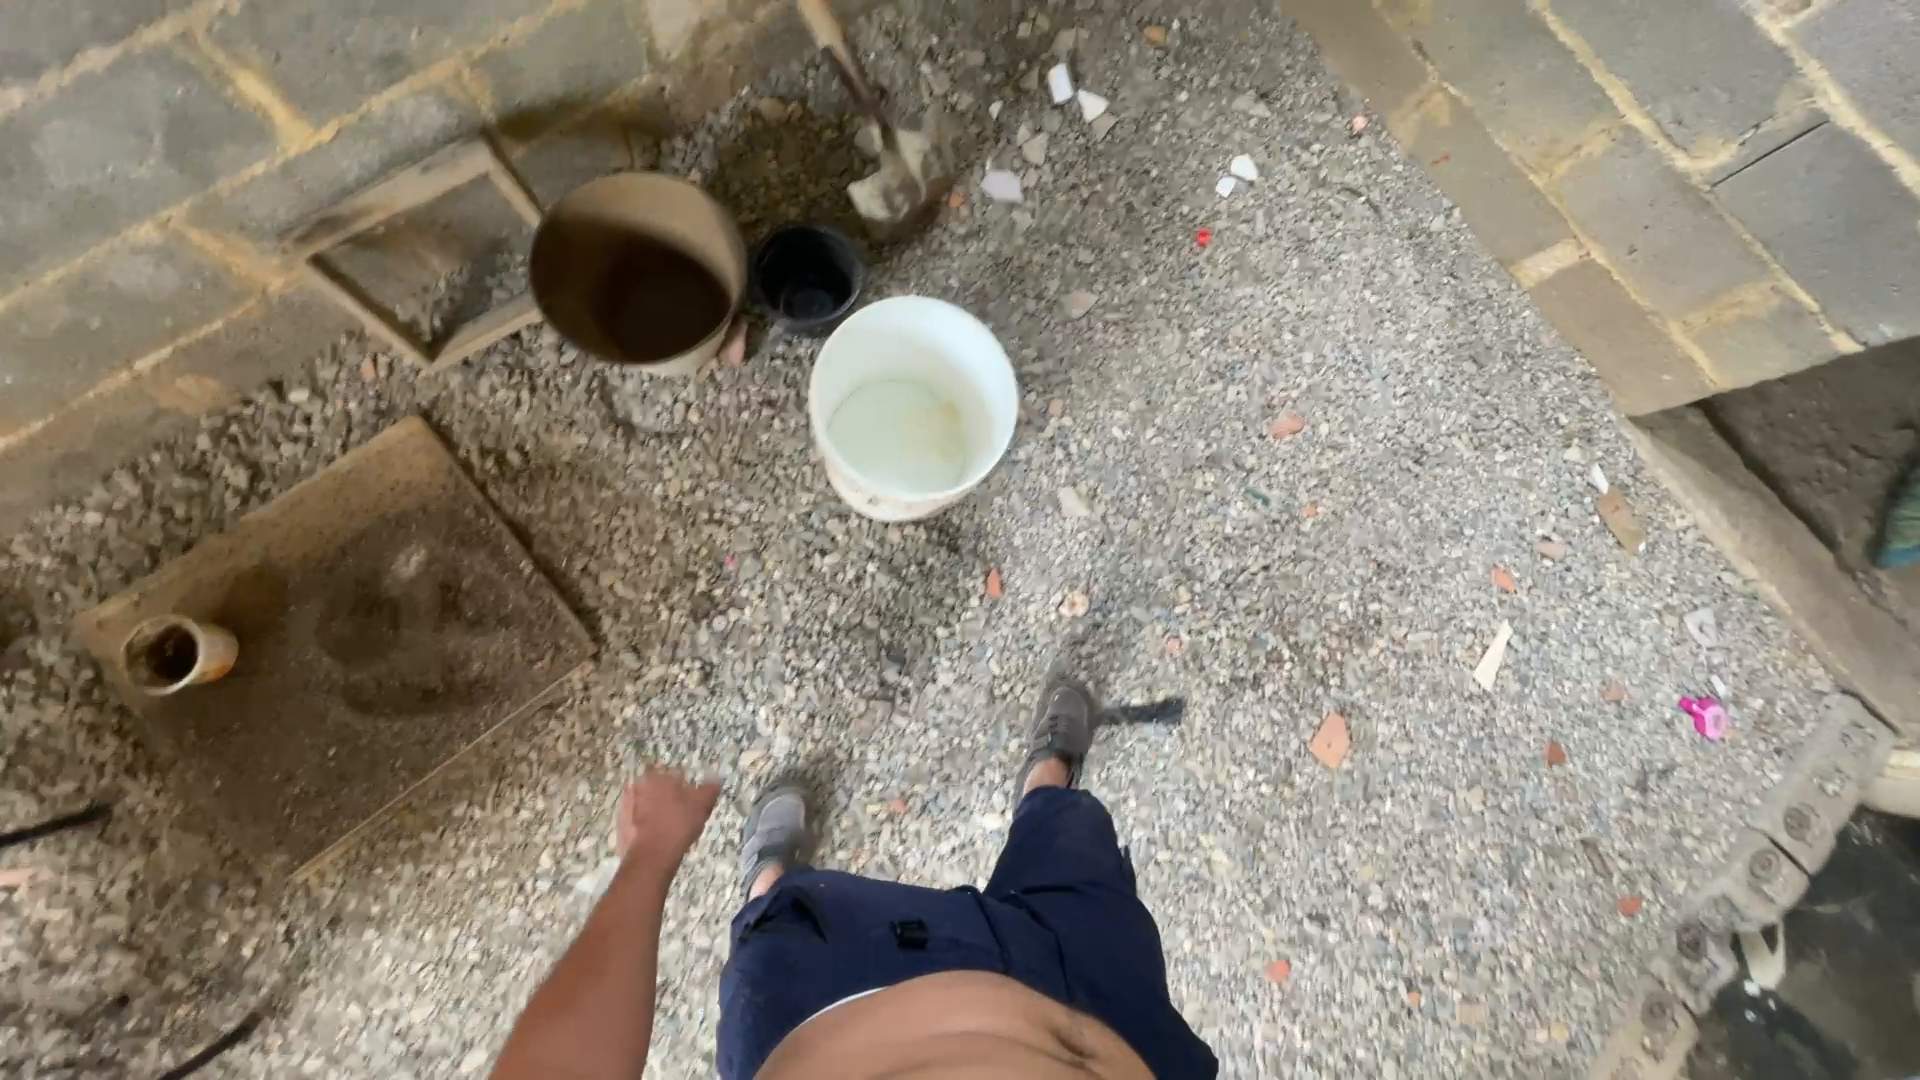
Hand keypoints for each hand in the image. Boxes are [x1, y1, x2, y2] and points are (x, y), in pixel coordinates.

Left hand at [616, 768, 720, 868]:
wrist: (652, 856)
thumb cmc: (680, 823)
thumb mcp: (703, 803)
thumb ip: (711, 788)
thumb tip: (718, 777)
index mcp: (659, 776)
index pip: (674, 775)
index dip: (683, 786)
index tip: (690, 799)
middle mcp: (639, 786)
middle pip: (657, 789)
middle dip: (666, 797)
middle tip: (679, 812)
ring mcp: (626, 806)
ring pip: (645, 804)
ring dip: (654, 811)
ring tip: (667, 826)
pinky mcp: (620, 825)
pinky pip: (636, 821)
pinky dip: (644, 825)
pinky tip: (655, 836)